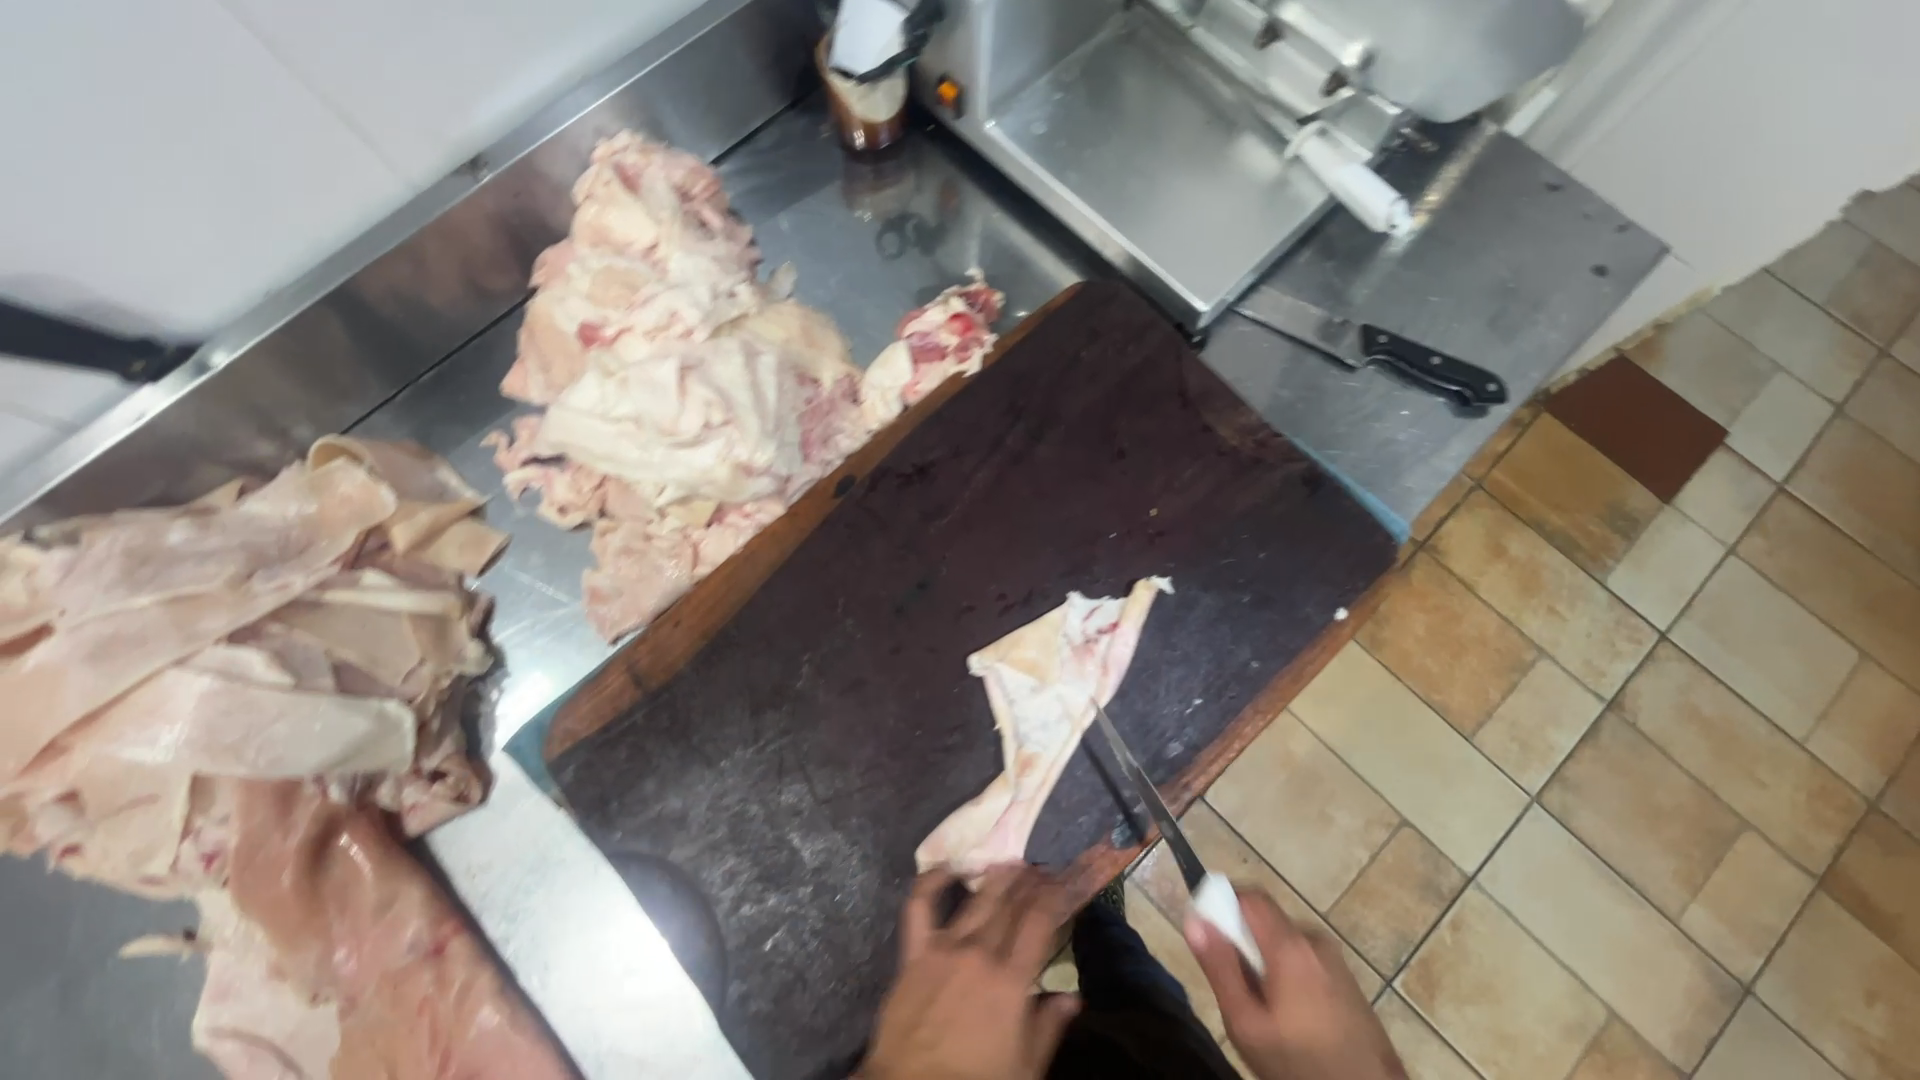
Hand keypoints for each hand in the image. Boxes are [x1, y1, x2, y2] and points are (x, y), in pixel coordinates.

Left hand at [860, 864, 1081, 1079]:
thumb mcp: (1024, 1068)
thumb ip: (1048, 1028)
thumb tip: (1072, 998)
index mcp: (1011, 980)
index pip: (1039, 921)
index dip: (1054, 893)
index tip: (1061, 878)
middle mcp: (980, 953)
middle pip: (1010, 905)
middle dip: (1029, 882)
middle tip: (1041, 866)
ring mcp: (944, 948)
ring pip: (975, 900)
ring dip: (996, 878)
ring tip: (1011, 863)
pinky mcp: (914, 952)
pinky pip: (920, 906)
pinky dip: (932, 881)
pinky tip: (947, 867)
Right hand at [1186, 888, 1406, 1079]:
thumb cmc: (1301, 1065)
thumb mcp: (1246, 1024)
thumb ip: (1220, 968)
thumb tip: (1194, 919)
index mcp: (1290, 946)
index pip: (1251, 896)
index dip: (1223, 902)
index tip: (1206, 931)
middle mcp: (1316, 942)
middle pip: (1267, 920)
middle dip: (1243, 942)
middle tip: (1233, 986)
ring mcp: (1336, 961)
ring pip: (1285, 942)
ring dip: (1265, 961)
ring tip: (1262, 1010)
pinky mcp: (1347, 981)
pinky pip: (1305, 960)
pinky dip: (1287, 974)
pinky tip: (1290, 1018)